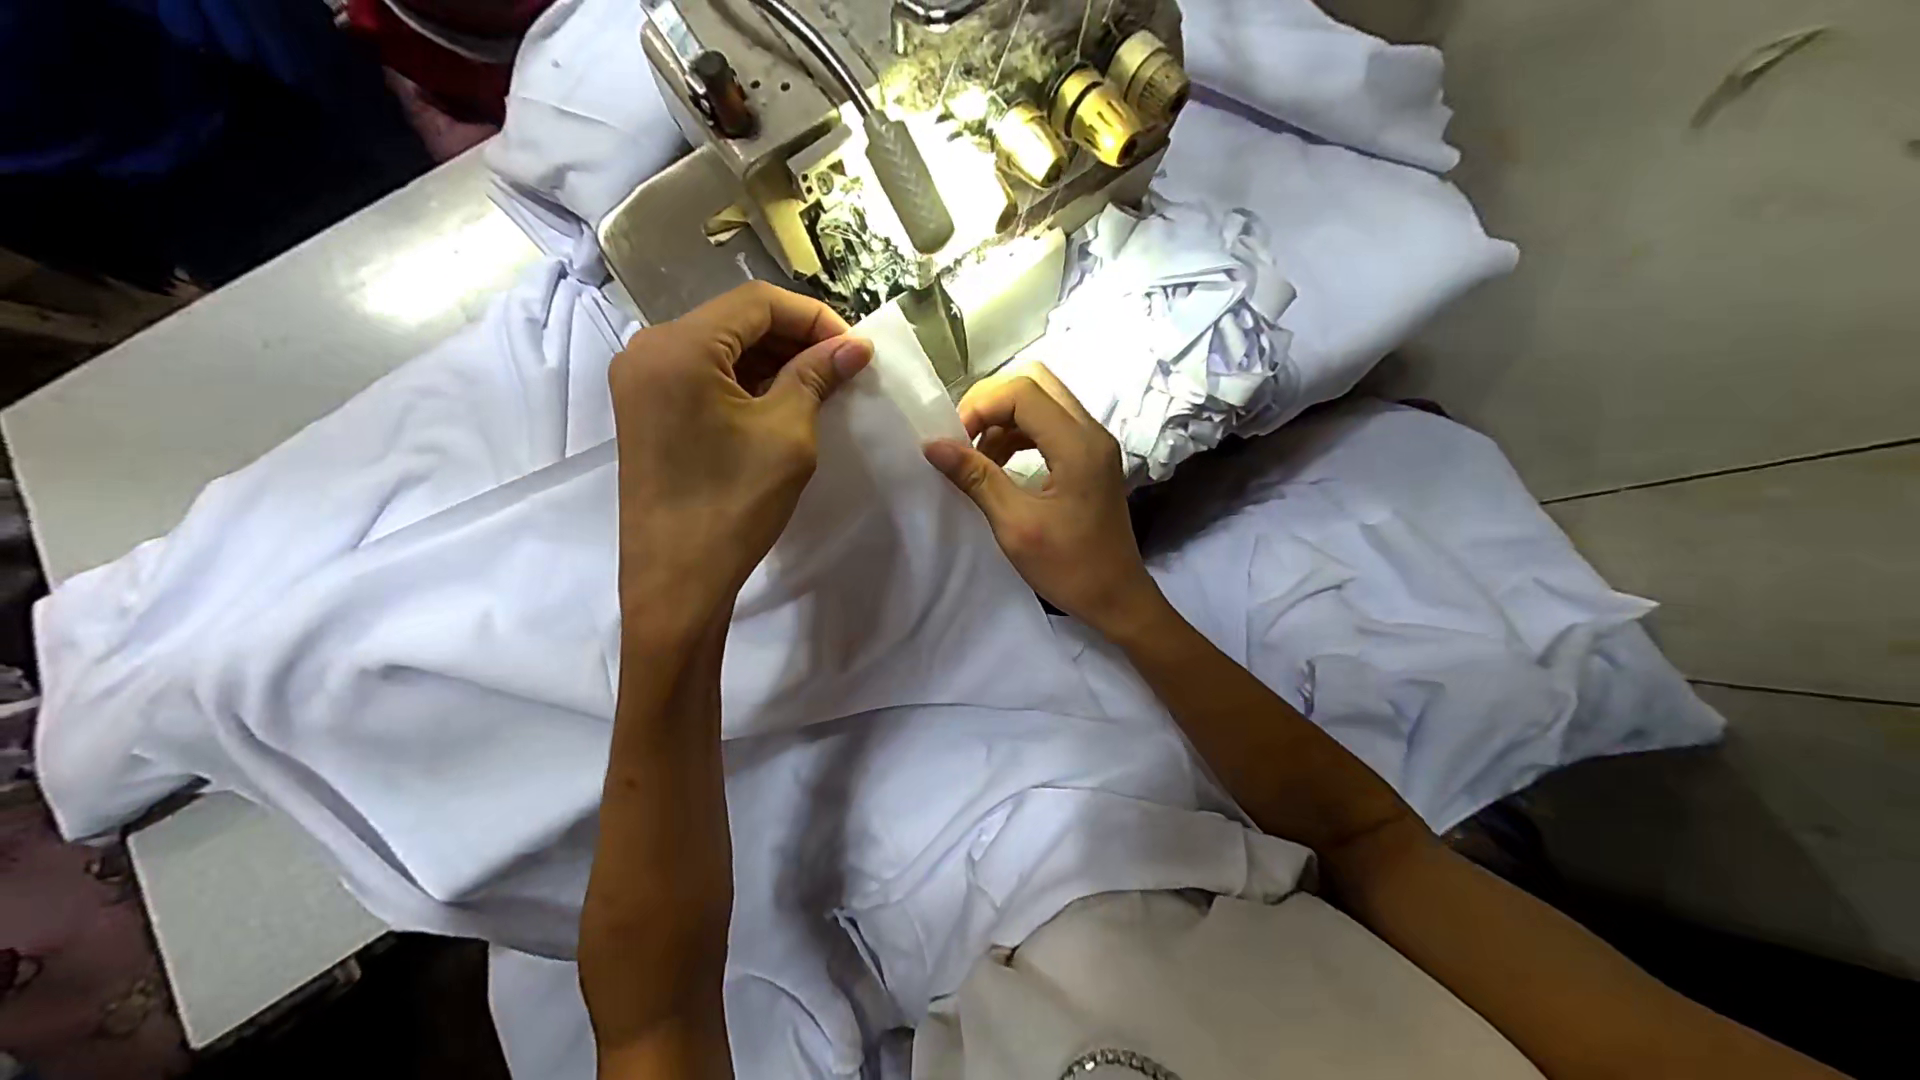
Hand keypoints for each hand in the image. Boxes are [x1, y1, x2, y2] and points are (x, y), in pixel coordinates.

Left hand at [610, 282, 871, 627]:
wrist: (677, 578)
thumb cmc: (734, 503)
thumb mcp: (787, 433)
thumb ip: (817, 376)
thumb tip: (855, 347)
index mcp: (678, 346)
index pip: (757, 302)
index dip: (814, 317)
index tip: (854, 349)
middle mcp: (648, 349)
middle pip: (735, 320)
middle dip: (794, 337)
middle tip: (841, 367)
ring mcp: (641, 380)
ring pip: (720, 347)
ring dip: (772, 359)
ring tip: (819, 385)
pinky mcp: (645, 409)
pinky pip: (702, 375)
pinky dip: (744, 380)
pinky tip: (780, 401)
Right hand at [923, 363, 1165, 638]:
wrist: (1116, 598)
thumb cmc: (1068, 567)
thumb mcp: (1015, 525)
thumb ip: (976, 478)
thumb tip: (933, 445)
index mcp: (1078, 445)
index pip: (1023, 392)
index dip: (982, 407)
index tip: (955, 441)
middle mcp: (1091, 432)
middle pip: (1036, 382)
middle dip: (993, 403)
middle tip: (964, 438)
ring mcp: (1094, 444)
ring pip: (1044, 401)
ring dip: (1005, 418)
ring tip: (977, 457)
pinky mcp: (1090, 458)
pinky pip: (1051, 425)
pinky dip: (1020, 434)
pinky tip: (998, 464)